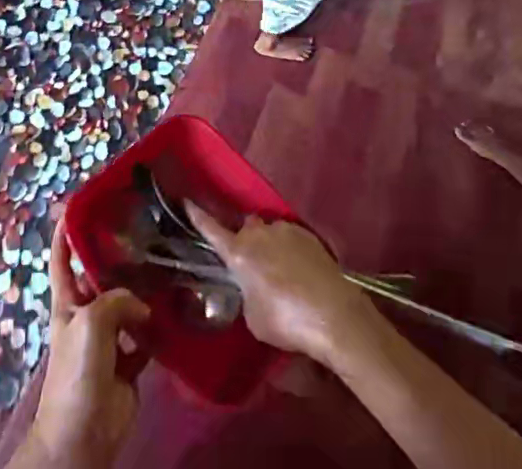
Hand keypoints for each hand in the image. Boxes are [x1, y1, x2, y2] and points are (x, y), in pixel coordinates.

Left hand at [26, 221, 149, 468]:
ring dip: (143, 295)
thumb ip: (116, 301)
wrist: (83, 434)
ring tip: (168, 270)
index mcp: (67, 302)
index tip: (77, 205)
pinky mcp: (129, 363)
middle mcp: (86, 315)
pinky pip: (145, 338)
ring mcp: (108, 339)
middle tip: (145, 235)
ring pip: (127, 307)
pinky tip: (174, 315)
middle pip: (101, 279)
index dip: (65, 233)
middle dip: (117, 261)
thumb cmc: (77, 371)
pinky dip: (157, 330)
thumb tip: (143, 308)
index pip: (62, 259)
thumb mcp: (91, 323)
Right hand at [188, 206, 372, 360]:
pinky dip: (292, 252)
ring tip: (282, 273)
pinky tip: (302, 273)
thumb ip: (246, 295)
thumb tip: (253, 289)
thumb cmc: (286, 320)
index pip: (210, 229)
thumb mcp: (253, 317)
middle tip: (254, 265)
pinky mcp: (310, 236)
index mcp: (238, 251)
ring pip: (270, 233)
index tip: (187, 201)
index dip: (197, 216)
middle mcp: (259, 234)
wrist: (335, 316)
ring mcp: (286, 231)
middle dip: (247, 242)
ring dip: (271, 246)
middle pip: (246, 229)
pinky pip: (292, 239)